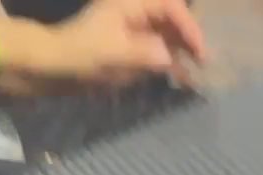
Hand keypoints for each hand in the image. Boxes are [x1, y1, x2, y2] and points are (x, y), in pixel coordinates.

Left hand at [52, 0, 207, 85]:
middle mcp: (138, 12)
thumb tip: (168, 57)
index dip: (189, 26)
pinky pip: (160, 53)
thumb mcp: (111, 54)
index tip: (199, 51)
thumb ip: (141, 53)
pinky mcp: (134, 50)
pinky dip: (172, 64)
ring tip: (199, 73)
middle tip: (205, 62)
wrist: (57, 68)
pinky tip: (184, 78)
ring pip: (170, 36)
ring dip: (185, 52)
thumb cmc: (81, 54)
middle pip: (174, 18)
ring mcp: (137, 31)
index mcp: (132, 2)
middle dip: (191, 37)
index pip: (170, 6)